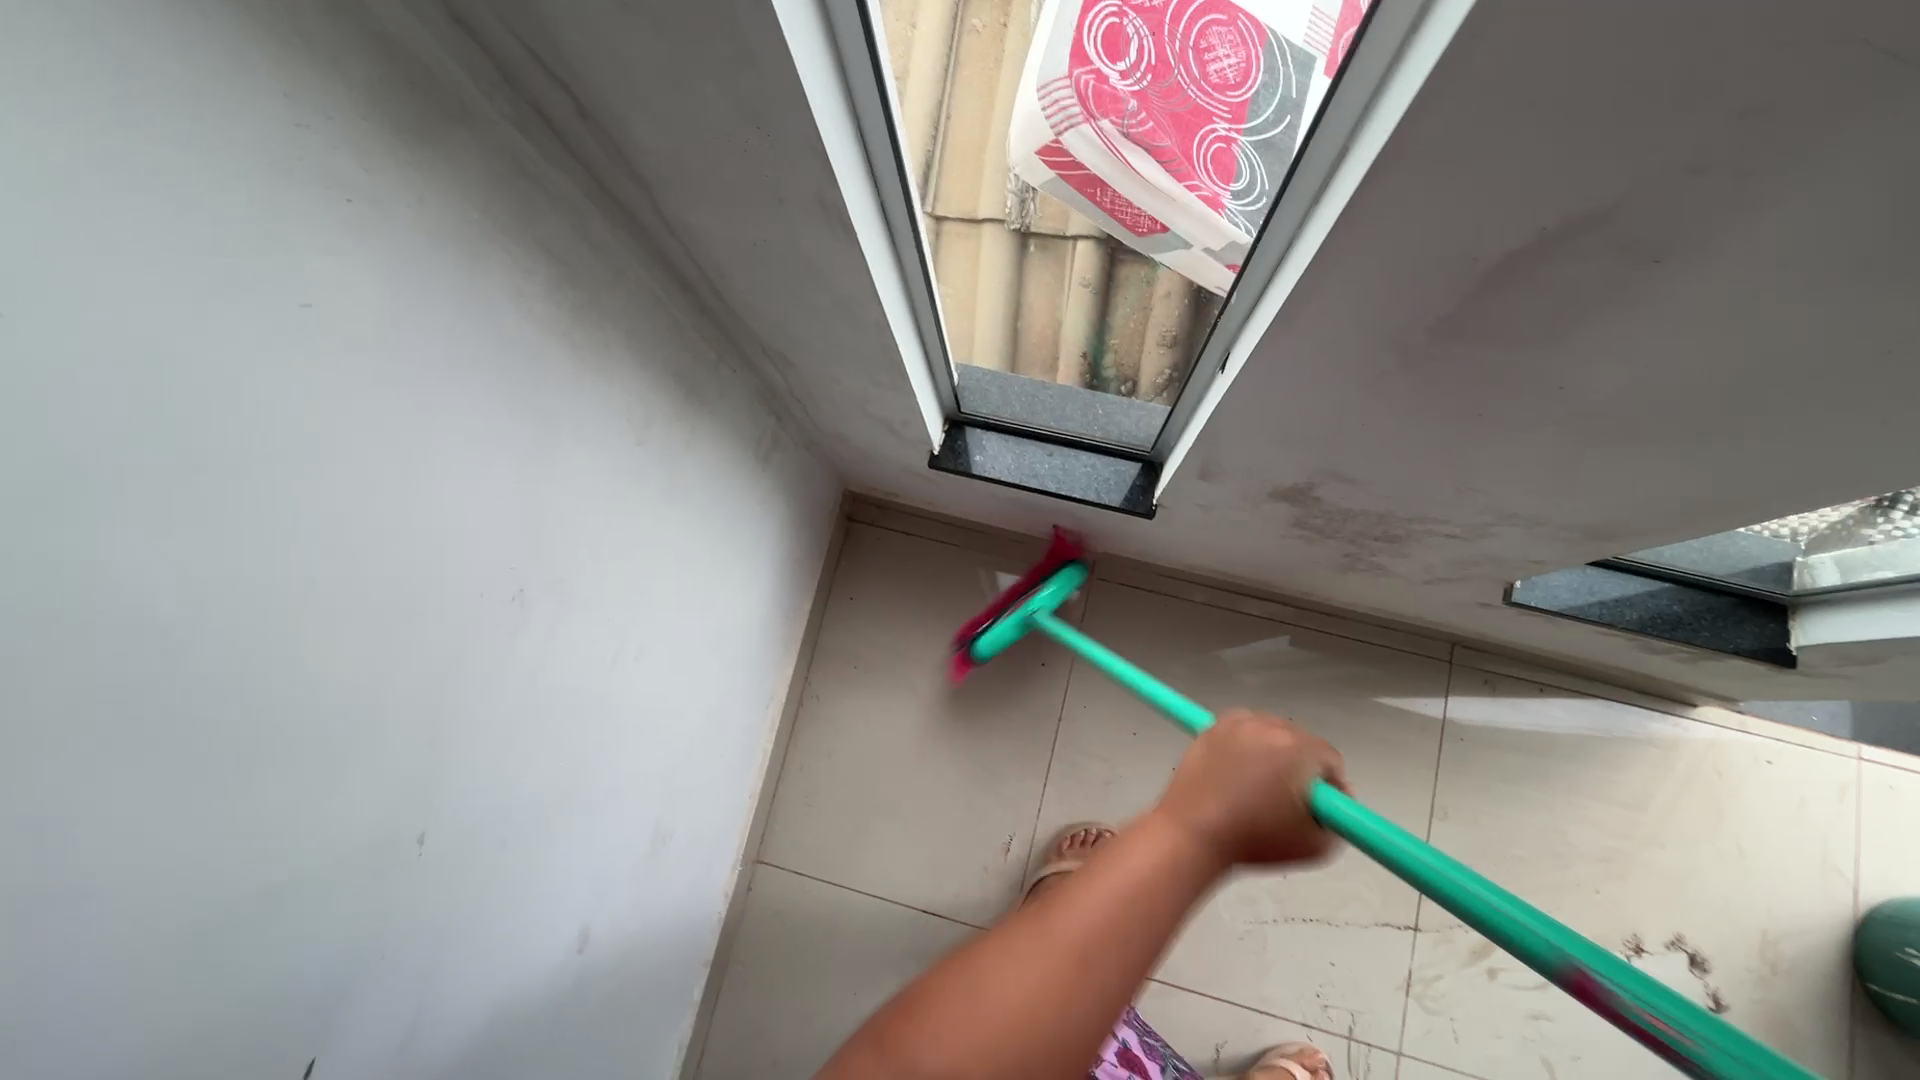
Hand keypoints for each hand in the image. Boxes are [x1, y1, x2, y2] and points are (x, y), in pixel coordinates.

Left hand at [1152, 709, 1344, 867]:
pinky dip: (1248, 743)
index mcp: (1298, 749)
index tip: (1318, 806)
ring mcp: (1238, 723)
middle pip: (1301, 741)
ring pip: (1272, 732)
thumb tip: (1336, 798)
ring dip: (1274, 752)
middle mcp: (1269, 726)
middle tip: (1287, 798)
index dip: (1329, 784)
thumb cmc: (1255, 839)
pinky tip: (1240, 769)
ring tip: (1260, 786)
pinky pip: (1244, 729)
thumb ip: (1342, 821)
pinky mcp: (1213, 727)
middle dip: (1301, 766)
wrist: (1193, 831)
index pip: (1330, 759)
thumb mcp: (1316, 844)